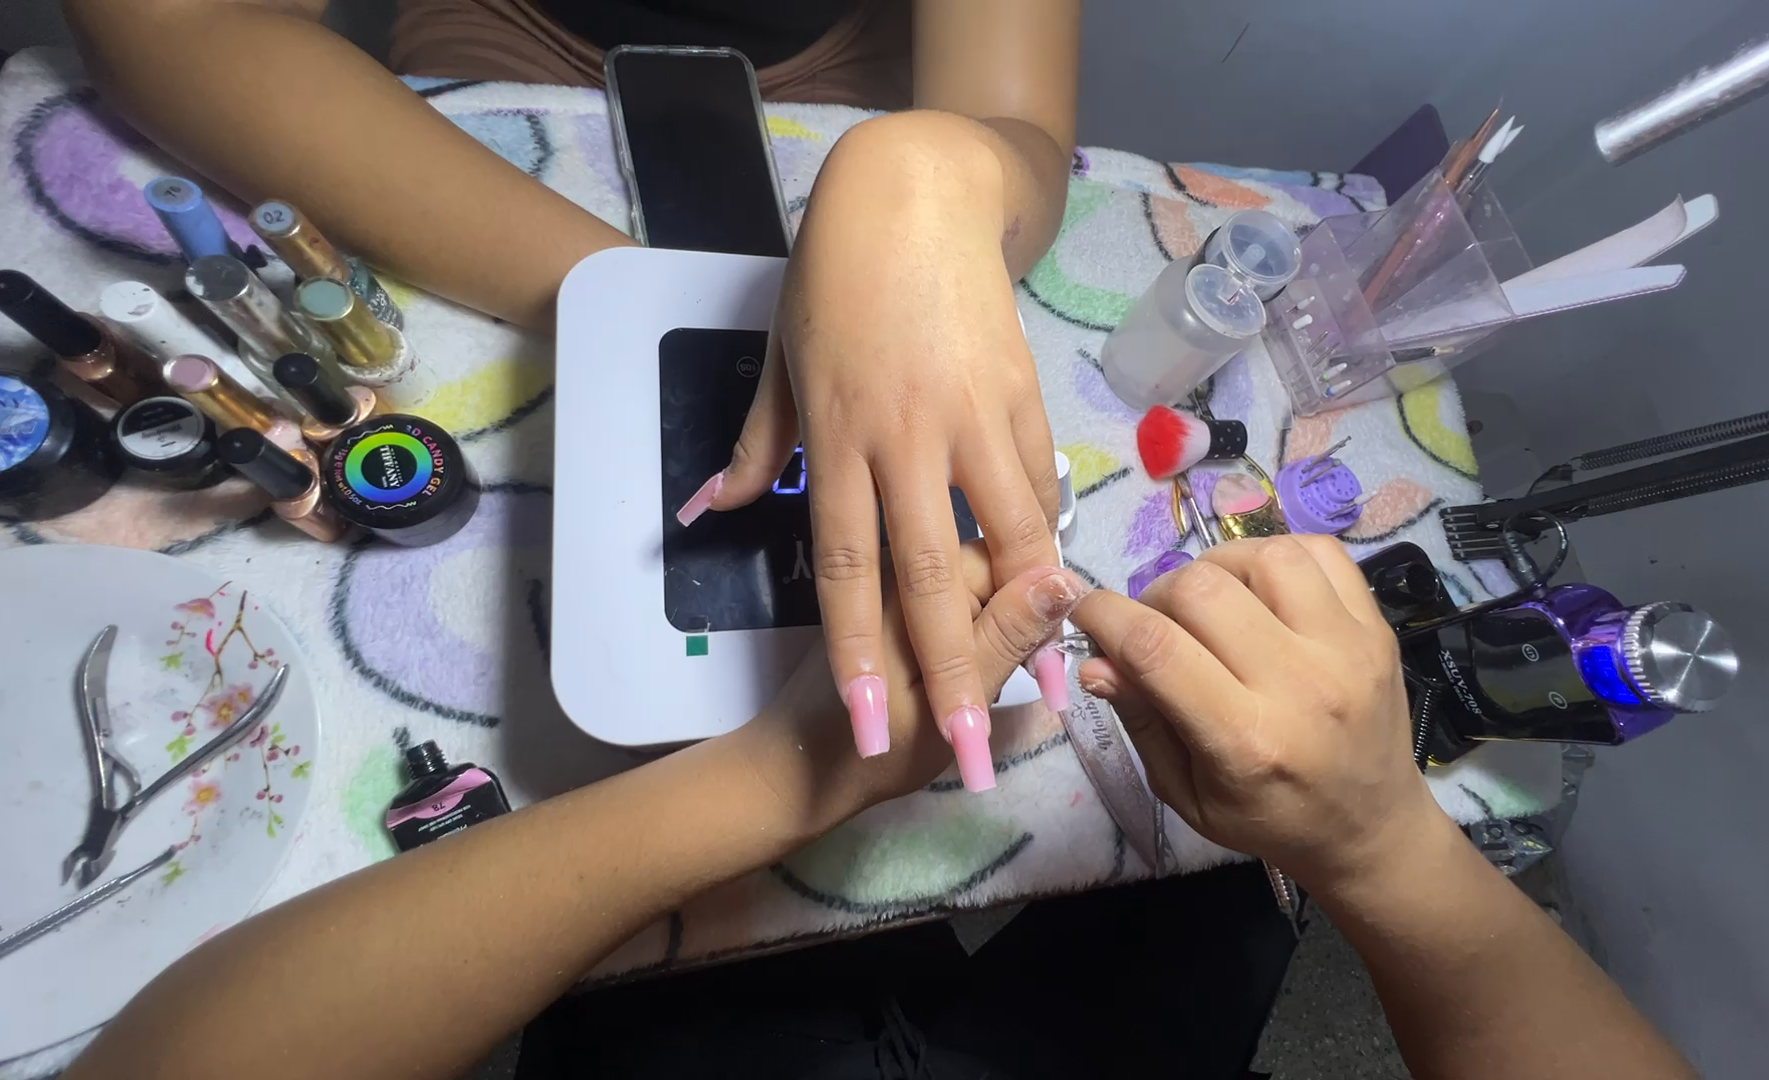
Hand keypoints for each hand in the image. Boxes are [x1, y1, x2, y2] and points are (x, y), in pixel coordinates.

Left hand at [678, 113, 1060, 778]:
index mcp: (839, 439)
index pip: (848, 568)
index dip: (860, 655)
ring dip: (1031, 616)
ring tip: (1057, 686)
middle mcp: (908, 440)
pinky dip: (1045, 536)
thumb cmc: (834, 282)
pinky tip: (1060, 586)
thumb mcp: (781, 361)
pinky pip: (1036, 481)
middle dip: (952, 670)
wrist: (913, 196)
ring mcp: (974, 418)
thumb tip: (708, 513)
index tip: (870, 728)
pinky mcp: (1024, 395)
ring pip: (1009, 534)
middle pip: (930, 573)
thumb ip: (753, 447)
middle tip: (969, 750)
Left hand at [746, 548, 1085, 824]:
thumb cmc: (874, 751)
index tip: (1044, 668)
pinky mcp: (896, 600)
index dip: (1038, 611)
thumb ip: (1005, 637)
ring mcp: (900, 578)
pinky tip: (976, 671)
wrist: (798, 769)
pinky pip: (955, 600)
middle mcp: (906, 559)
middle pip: (996, 566)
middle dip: (1021, 621)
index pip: (1008, 557)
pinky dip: (976, 635)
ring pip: (980, 585)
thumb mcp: (951, 703)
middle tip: (1019, 683)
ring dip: (1001, 630)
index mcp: (915, 576)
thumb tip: (1067, 578)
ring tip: (999, 684)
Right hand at [1068, 535, 1446, 895]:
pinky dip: (1272, 555)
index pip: (1155, 647)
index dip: (1105, 615)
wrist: (1372, 829)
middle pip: (1200, 591)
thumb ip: (1139, 718)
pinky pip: (1319, 552)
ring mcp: (1349, 649)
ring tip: (1208, 600)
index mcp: (1244, 741)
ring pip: (1261, 557)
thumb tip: (1094, 661)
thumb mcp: (1183, 789)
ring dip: (1214, 568)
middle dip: (1155, 596)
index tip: (1086, 612)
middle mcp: (1301, 686)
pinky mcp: (1377, 628)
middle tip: (1155, 623)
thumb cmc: (1266, 817)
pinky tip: (1257, 587)